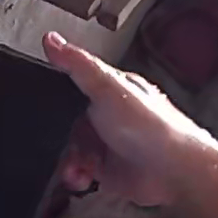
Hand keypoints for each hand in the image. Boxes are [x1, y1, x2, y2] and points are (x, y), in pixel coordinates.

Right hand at [44, 31, 217, 206]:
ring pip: (71, 149)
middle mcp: (109, 116)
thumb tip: (51, 39)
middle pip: (67, 123)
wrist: (175, 172)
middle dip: (59, 135)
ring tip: (72, 165)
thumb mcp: (107, 86)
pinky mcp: (109, 170)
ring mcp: (108, 144)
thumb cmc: (151, 125)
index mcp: (111, 90)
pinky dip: (76, 176)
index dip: (56, 97)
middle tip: (58, 142)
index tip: (43, 105)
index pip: (74, 86)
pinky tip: (81, 177)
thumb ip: (77, 64)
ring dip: (66, 159)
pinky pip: (81, 172)